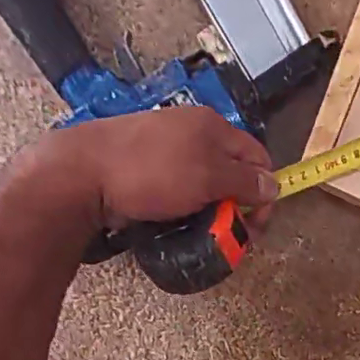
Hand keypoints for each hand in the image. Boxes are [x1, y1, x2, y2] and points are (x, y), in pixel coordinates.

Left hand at [35, 106, 277, 232]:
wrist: (85, 176)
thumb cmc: (151, 172)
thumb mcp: (208, 176)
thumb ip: (245, 181)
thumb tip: (273, 186)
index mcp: (213, 126)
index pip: (258, 157)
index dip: (265, 190)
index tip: (257, 223)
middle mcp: (193, 133)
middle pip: (234, 172)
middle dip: (239, 204)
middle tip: (231, 233)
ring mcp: (169, 151)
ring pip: (208, 185)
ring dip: (214, 211)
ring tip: (206, 232)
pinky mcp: (149, 171)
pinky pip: (182, 192)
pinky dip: (189, 209)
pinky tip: (182, 224)